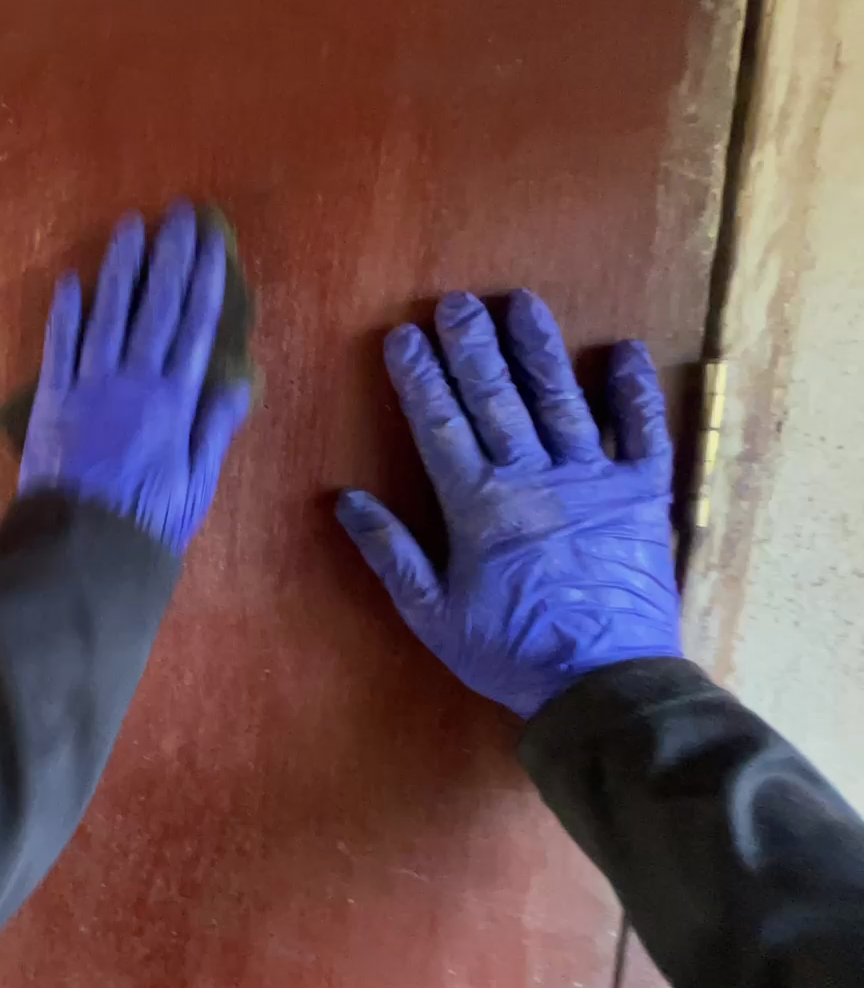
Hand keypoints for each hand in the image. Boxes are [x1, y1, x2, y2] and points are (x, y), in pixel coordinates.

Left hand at [19, 203, 253, 553]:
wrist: (81, 544)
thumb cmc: (147, 520)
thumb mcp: (197, 483)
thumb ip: (214, 427)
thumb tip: (239, 378)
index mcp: (174, 400)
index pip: (196, 326)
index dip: (206, 280)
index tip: (214, 240)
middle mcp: (133, 380)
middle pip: (155, 308)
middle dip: (169, 257)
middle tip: (179, 213)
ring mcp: (88, 385)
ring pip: (107, 315)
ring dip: (119, 269)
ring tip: (129, 226)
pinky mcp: (50, 398)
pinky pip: (58, 346)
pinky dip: (64, 312)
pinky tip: (70, 279)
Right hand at [336, 291, 682, 717]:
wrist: (606, 684)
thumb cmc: (505, 647)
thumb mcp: (428, 611)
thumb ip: (389, 551)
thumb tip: (344, 500)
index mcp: (479, 506)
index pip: (440, 427)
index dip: (419, 380)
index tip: (402, 338)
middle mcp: (535, 479)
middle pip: (497, 401)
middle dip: (472, 348)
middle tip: (454, 303)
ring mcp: (595, 482)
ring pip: (561, 402)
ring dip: (538, 350)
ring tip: (519, 303)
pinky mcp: (644, 495)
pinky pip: (643, 433)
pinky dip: (633, 392)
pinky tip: (619, 352)